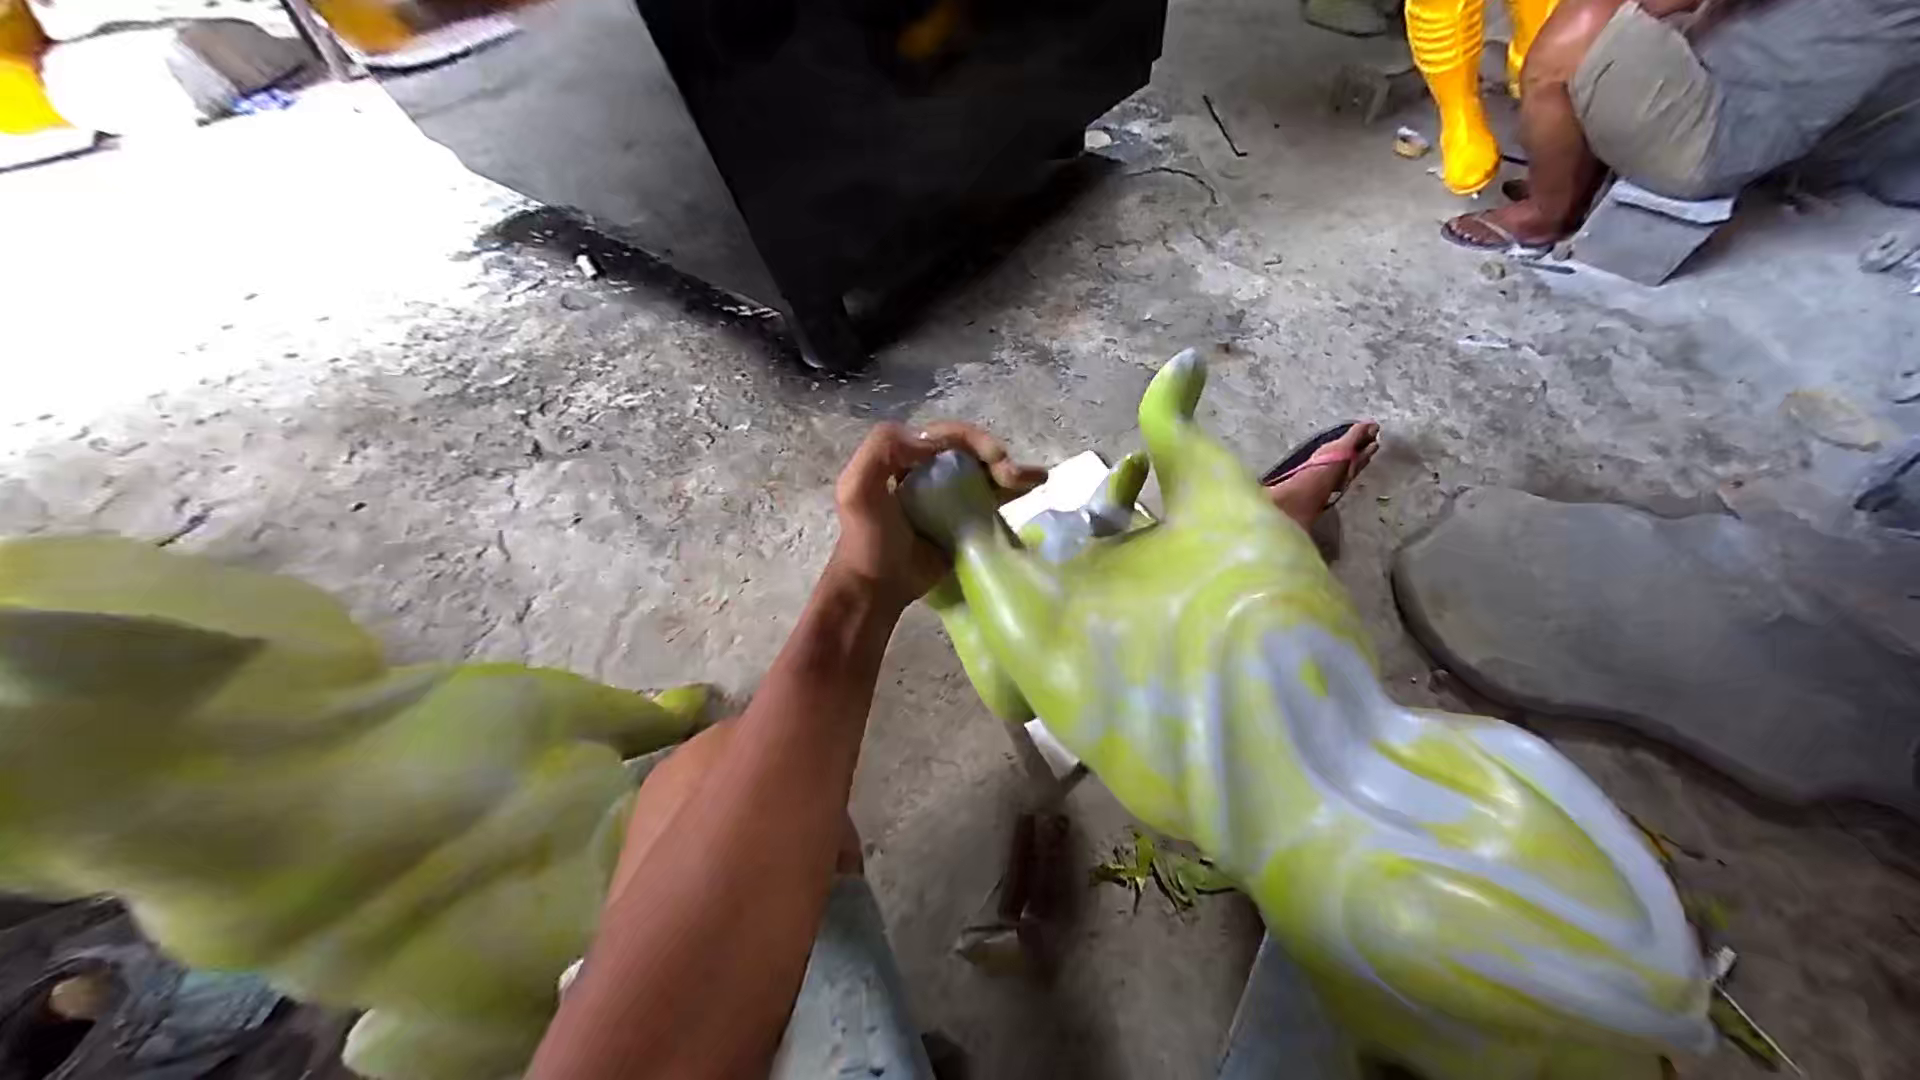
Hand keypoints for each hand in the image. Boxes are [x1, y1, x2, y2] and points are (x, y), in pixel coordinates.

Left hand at [827, 421, 1043, 609]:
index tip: (992, 457)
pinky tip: (1036, 482)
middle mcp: (931, 469)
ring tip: (1035, 478)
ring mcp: (952, 494)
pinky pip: (994, 496)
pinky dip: (1017, 487)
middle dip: (997, 456)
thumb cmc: (867, 539)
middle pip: (972, 451)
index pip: (945, 435)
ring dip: (1013, 468)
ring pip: (987, 470)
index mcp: (906, 455)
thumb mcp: (857, 487)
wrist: (878, 585)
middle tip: (1012, 474)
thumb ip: (882, 449)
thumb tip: (934, 443)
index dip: (972, 440)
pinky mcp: (968, 519)